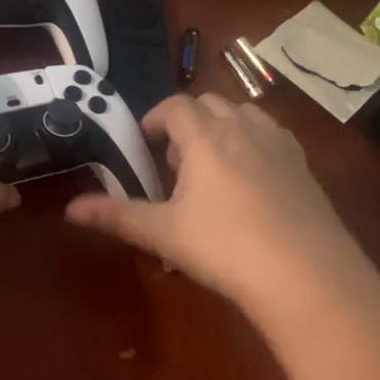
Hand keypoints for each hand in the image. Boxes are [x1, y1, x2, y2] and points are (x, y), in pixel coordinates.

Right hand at [64, 93, 355, 309]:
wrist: (309, 276)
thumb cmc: (226, 248)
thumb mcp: (164, 234)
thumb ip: (117, 216)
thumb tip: (70, 209)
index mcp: (205, 137)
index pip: (177, 106)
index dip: (156, 117)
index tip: (144, 140)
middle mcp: (243, 129)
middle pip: (210, 104)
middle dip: (188, 121)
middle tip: (175, 160)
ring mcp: (280, 146)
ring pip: (245, 115)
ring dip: (223, 127)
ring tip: (212, 166)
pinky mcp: (305, 167)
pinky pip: (273, 137)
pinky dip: (254, 143)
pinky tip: (251, 182)